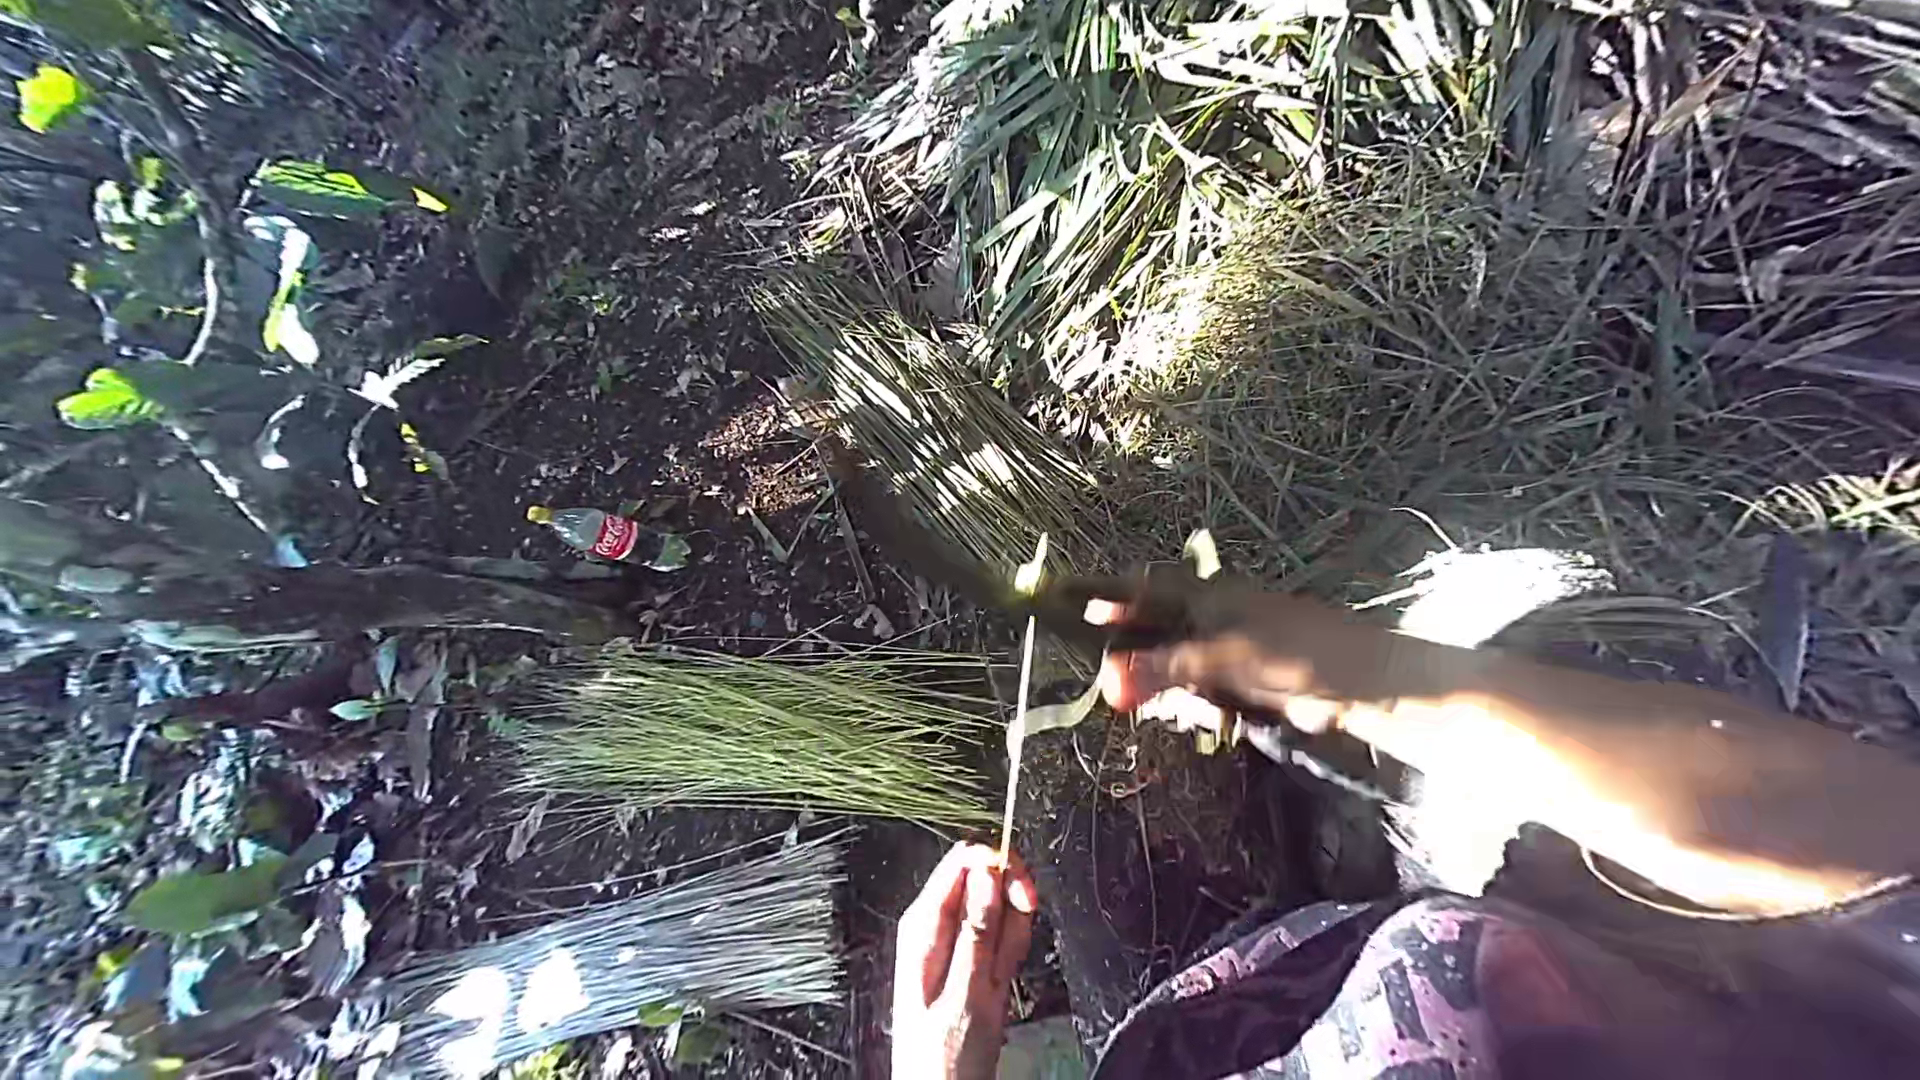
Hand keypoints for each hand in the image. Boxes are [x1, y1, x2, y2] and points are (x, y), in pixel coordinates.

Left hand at [891, 843, 1037, 1079]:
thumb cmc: (944, 1063)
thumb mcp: (966, 998)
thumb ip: (977, 932)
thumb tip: (987, 872)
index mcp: (924, 922)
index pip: (962, 860)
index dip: (998, 865)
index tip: (1025, 891)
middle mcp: (938, 921)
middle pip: (985, 876)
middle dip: (1010, 905)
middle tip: (1011, 950)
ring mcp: (957, 937)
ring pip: (998, 904)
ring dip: (1012, 935)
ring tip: (998, 981)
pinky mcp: (974, 953)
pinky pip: (1002, 932)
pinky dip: (1012, 950)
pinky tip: (1002, 981)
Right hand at [1084, 583, 1461, 735]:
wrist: (1367, 685)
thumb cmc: (1295, 652)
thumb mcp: (1221, 657)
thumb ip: (1163, 669)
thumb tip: (1106, 685)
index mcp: (1205, 596)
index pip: (1142, 588)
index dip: (1107, 594)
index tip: (1069, 602)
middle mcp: (1210, 616)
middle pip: (1152, 626)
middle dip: (1125, 647)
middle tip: (1097, 671)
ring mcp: (1225, 648)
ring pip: (1172, 660)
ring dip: (1153, 678)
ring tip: (1128, 696)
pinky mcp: (1240, 678)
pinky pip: (1197, 685)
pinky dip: (1184, 697)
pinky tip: (1179, 709)